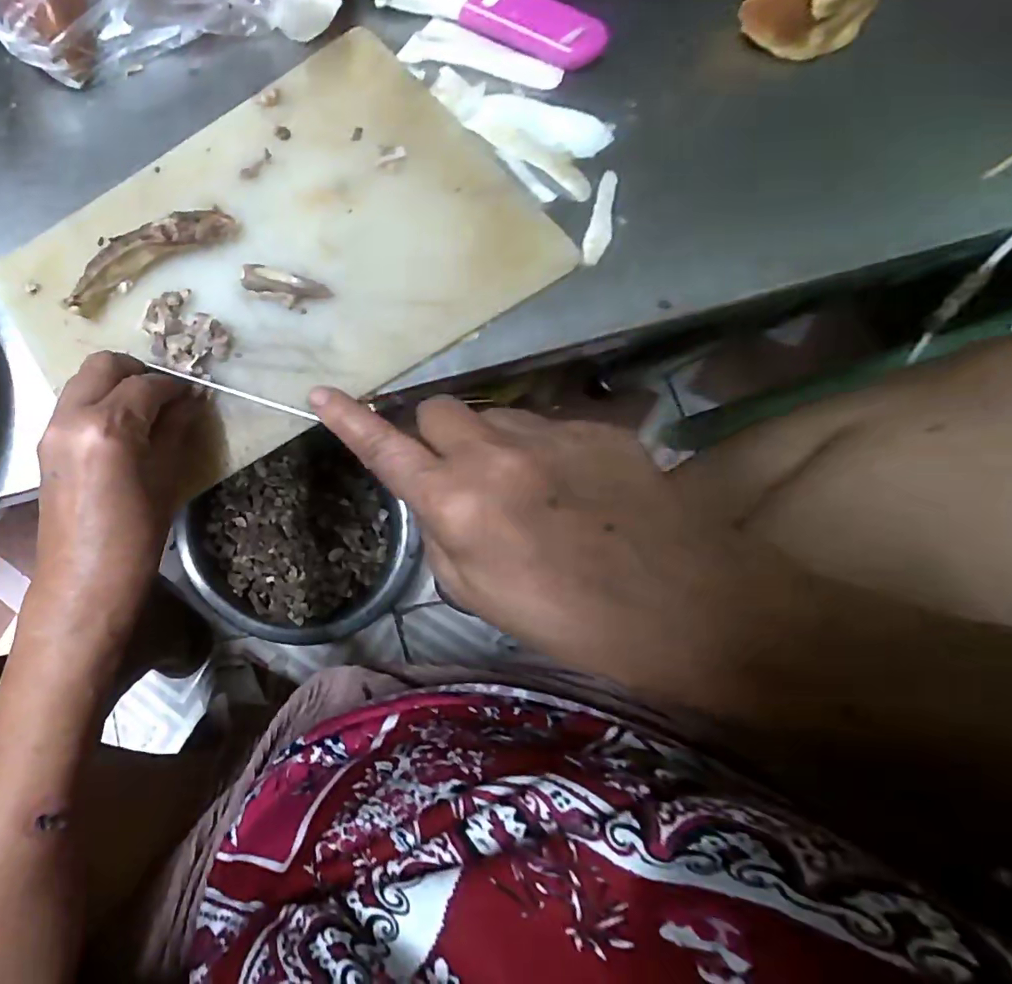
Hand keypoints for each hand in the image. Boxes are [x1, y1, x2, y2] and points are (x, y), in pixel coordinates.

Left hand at [31, 353, 204, 651]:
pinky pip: (72, 405)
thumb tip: (192, 400)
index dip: (174, 386)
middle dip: (138, 371)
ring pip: (83, 381)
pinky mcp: (45, 446)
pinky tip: (122, 429)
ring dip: (115, 384)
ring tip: (145, 411)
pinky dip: (97, 403)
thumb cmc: (133, 541)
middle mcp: (72, 417)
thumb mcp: (165, 482)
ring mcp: (52, 430)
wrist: (82, 586)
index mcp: (107, 426)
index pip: (146, 384)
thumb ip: (177, 431)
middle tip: (165, 395)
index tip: (194, 394)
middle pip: (104, 365)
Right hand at [309, 388, 816, 694]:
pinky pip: (545, 425)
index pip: (384, 448)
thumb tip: (435, 501)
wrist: (691, 610)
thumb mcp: (476, 594)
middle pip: (437, 410)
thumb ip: (440, 534)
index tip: (321, 393)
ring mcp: (549, 434)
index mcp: (456, 503)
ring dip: (489, 442)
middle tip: (457, 473)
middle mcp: (493, 455)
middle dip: (434, 434)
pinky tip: (574, 489)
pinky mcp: (597, 428)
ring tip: (526, 488)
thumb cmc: (567, 619)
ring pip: (492, 415)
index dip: (348, 420)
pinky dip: (540, 449)